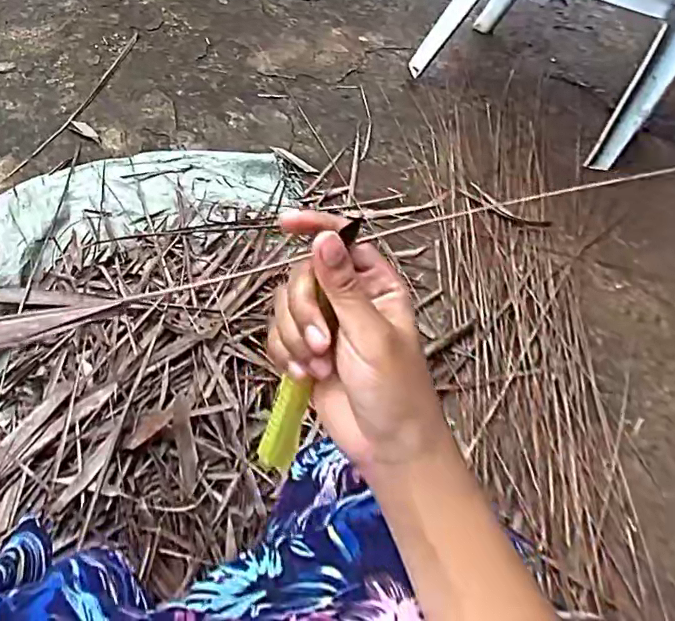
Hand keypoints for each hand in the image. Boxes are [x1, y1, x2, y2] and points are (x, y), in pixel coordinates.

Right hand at [265, 211, 452, 478]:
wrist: (387, 451)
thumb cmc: (398, 394)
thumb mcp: (371, 335)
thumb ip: (343, 286)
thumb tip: (324, 239)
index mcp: (375, 285)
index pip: (341, 241)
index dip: (315, 227)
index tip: (286, 223)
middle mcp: (346, 297)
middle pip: (303, 274)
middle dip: (304, 309)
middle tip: (322, 341)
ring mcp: (323, 322)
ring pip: (285, 304)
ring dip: (295, 337)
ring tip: (319, 364)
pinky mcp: (303, 347)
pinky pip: (276, 332)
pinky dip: (284, 353)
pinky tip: (304, 374)